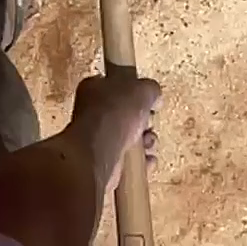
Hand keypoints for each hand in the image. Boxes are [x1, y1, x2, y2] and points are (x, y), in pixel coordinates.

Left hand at [67, 73, 159, 192]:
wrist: (99, 154)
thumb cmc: (115, 114)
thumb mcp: (142, 90)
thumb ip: (150, 89)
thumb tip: (155, 97)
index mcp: (94, 87)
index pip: (116, 83)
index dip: (134, 89)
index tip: (147, 98)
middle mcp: (91, 112)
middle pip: (125, 113)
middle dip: (144, 119)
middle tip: (149, 122)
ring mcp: (96, 139)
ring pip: (128, 137)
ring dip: (145, 141)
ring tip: (149, 143)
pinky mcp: (103, 163)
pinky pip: (128, 161)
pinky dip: (140, 161)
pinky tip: (148, 160)